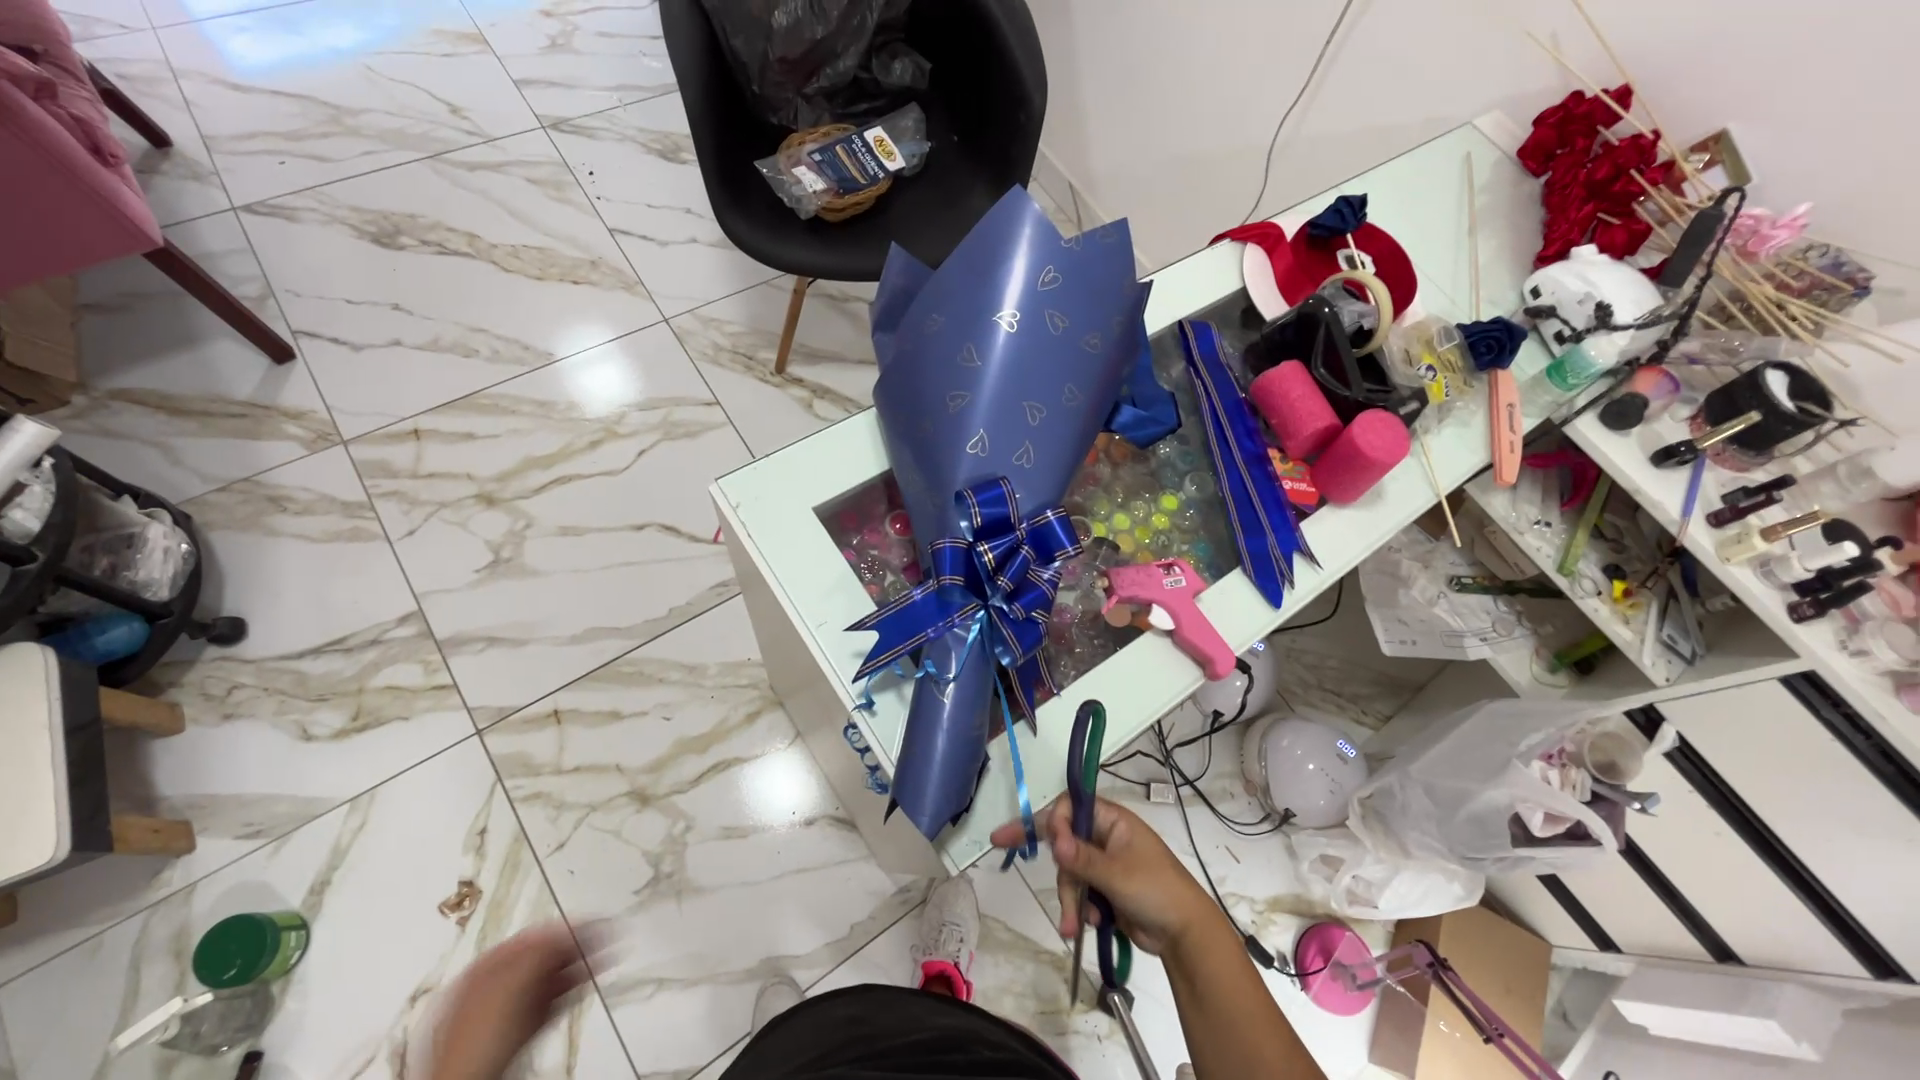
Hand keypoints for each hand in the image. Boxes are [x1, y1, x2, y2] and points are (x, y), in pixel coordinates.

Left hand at [427, 922, 600, 1079]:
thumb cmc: (477, 1040)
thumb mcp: (511, 985)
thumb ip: (537, 953)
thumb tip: (564, 930)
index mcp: (485, 968)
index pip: (530, 936)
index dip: (563, 926)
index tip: (592, 921)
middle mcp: (494, 985)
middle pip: (543, 956)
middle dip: (575, 946)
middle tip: (604, 937)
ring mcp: (506, 1010)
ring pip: (550, 979)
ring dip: (578, 966)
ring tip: (604, 957)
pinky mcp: (519, 1032)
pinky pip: (550, 1002)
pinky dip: (570, 990)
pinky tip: (587, 982)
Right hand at [991, 797, 1216, 955]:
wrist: (1183, 933)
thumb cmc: (1156, 890)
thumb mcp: (1117, 874)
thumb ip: (1082, 858)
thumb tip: (1053, 841)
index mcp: (1113, 821)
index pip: (1071, 807)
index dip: (1054, 820)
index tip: (1042, 841)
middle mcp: (1105, 838)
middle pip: (1064, 841)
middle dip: (1054, 863)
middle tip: (999, 841)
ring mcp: (1104, 865)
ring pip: (1069, 873)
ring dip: (1069, 898)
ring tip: (1073, 925)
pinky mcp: (1103, 891)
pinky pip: (1079, 893)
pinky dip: (1077, 909)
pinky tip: (1083, 926)